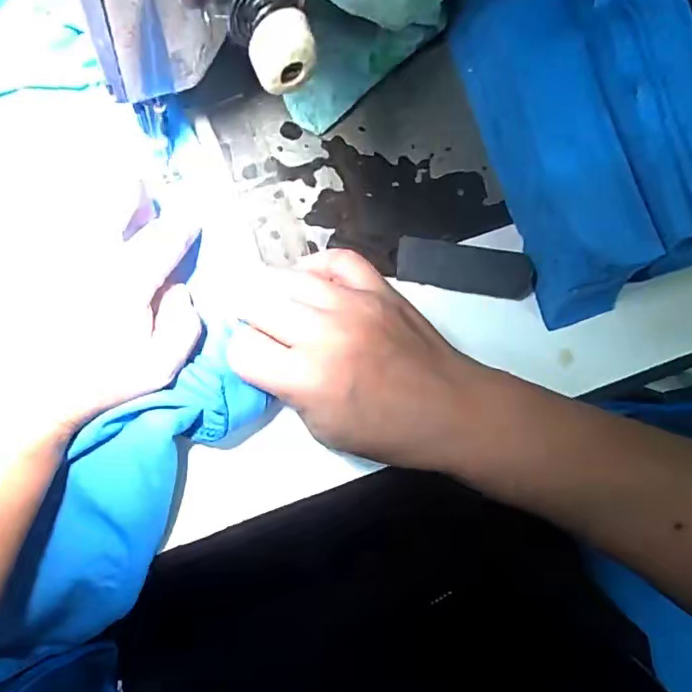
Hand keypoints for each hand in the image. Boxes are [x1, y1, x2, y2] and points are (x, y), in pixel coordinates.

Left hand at [0, 209, 203, 446]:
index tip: (188, 227)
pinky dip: (66, 216)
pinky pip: (48, 211)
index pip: (168, 232)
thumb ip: (184, 326)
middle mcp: (89, 246)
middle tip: (141, 219)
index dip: (185, 225)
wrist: (22, 389)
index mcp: (128, 276)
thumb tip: (180, 289)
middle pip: (122, 187)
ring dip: (104, 201)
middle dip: (141, 197)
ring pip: (85, 193)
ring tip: (106, 229)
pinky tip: (71, 246)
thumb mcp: (158, 369)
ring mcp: (52, 242)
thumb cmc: (96, 382)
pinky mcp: (21, 247)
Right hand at [228, 249, 494, 469]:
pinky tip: (313, 284)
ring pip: (288, 277)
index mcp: (308, 378)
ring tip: (285, 310)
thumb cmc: (386, 432)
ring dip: (277, 294)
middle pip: (256, 303)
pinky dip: (317, 268)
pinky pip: (336, 259)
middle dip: (251, 320)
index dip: (242, 356)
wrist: (450, 410)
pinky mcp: (379, 288)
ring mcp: (353, 303)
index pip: (242, 348)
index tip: (255, 362)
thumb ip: (288, 390)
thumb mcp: (323, 429)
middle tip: (264, 334)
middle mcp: (324, 333)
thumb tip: (268, 358)